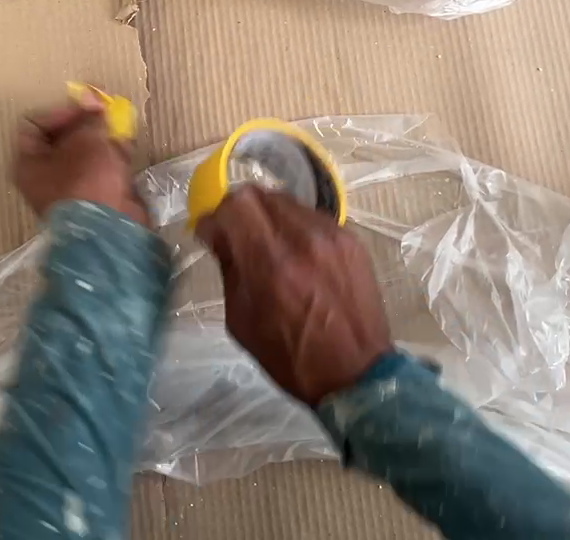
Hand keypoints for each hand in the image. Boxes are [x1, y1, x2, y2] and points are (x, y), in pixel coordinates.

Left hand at [14, 98, 146, 226]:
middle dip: (85, 120)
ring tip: (118, 125)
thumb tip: (94, 100)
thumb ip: (89, 117)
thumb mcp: (85, 140)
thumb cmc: (87, 181)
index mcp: (28, 163)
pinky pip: (101, 166)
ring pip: (84, 150)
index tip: (86, 105)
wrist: (110, 230)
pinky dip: (112, 153)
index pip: (34, 124)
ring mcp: (70, 187)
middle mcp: (44, 175)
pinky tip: (125, 145)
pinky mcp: (95, 194)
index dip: (60, 110)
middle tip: (106, 109)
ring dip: (101, 135)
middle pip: (61, 136)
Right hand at [196, 186, 391, 406]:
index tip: (212, 233)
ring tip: (269, 243)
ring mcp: (330, 235)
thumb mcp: (241, 320)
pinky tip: (298, 252)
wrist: (357, 374)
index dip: (216, 215)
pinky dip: (295, 226)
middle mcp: (302, 239)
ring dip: (267, 215)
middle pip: (258, 194)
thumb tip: (217, 233)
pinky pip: (311, 216)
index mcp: (270, 263)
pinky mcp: (350, 239)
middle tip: (237, 233)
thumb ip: (228, 268)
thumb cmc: (290, 356)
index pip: (234, 205)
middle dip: (239, 210)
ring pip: (285, 200)